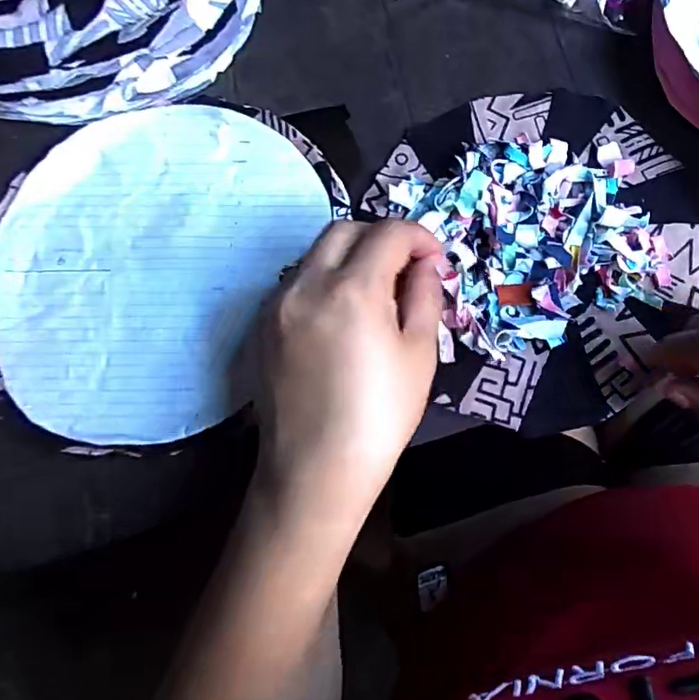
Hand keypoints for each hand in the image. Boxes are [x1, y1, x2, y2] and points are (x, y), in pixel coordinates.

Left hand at [253, 219, 442, 515]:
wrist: (316, 471)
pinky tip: (346, 315)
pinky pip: (298, 281)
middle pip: (346, 229)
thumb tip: (426, 266)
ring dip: (353, 255)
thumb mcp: (421, 352)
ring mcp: (277, 304)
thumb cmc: (381, 413)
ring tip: (379, 292)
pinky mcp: (262, 326)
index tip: (436, 261)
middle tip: (408, 268)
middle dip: (383, 237)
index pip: (389, 233)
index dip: (420, 238)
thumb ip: (425, 295)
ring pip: (317, 253)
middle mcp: (307, 285)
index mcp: (353, 290)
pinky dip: (327, 279)